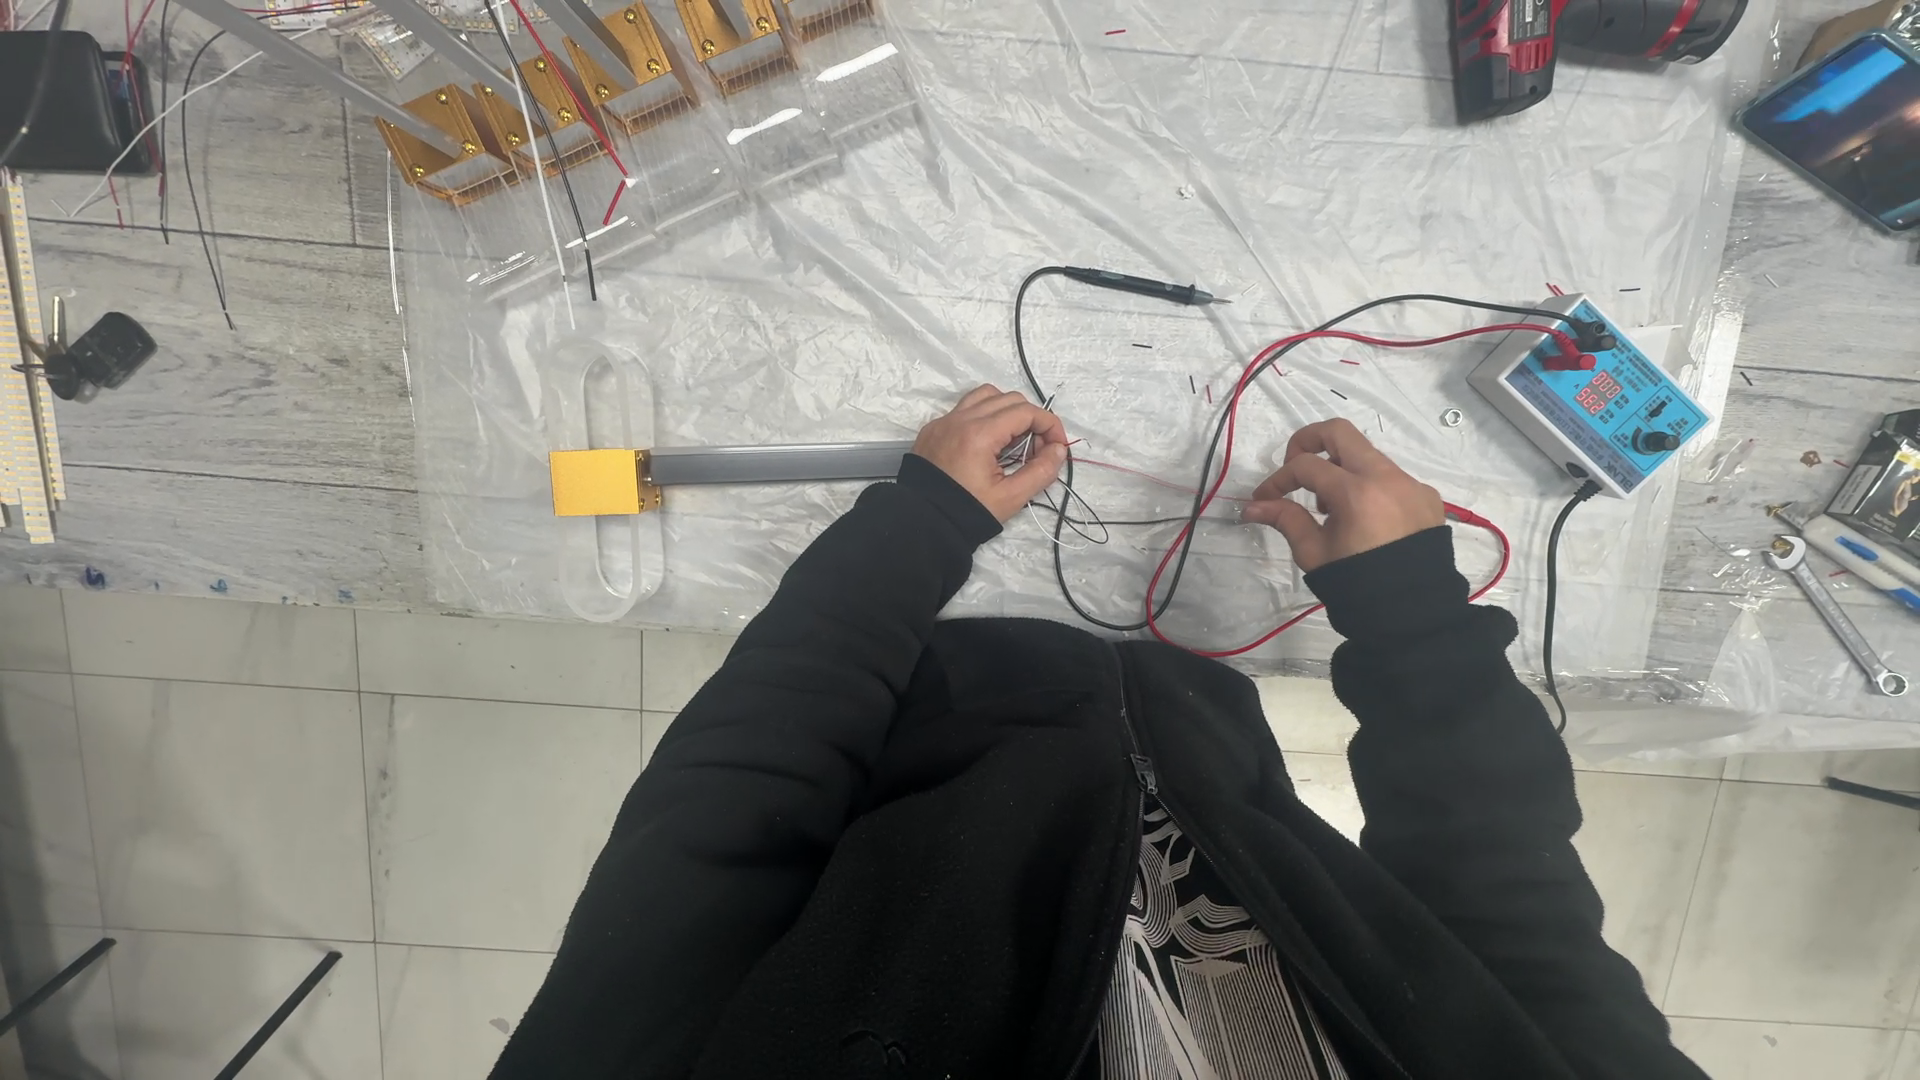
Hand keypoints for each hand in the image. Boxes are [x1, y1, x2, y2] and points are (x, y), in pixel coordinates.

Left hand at [912, 385, 1068, 522]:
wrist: (921, 524)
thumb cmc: (968, 513)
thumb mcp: (1011, 497)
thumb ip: (1041, 471)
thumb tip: (1058, 449)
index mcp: (980, 434)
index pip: (1026, 412)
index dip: (1050, 425)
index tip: (1056, 446)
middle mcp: (960, 418)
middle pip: (1009, 399)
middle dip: (1031, 419)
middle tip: (1037, 448)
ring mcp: (944, 421)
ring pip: (985, 396)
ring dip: (1006, 410)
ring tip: (1013, 439)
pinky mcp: (933, 429)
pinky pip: (964, 408)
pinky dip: (983, 416)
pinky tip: (987, 443)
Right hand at [1240, 418, 1443, 571]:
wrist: (1411, 610)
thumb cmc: (1355, 582)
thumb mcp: (1313, 551)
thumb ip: (1284, 519)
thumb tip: (1252, 506)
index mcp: (1356, 493)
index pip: (1306, 466)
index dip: (1278, 479)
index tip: (1264, 499)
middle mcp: (1387, 477)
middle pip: (1340, 431)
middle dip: (1307, 442)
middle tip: (1294, 467)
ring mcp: (1410, 484)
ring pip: (1366, 454)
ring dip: (1338, 467)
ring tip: (1327, 506)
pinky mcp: (1425, 495)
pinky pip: (1389, 476)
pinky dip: (1365, 485)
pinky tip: (1360, 518)